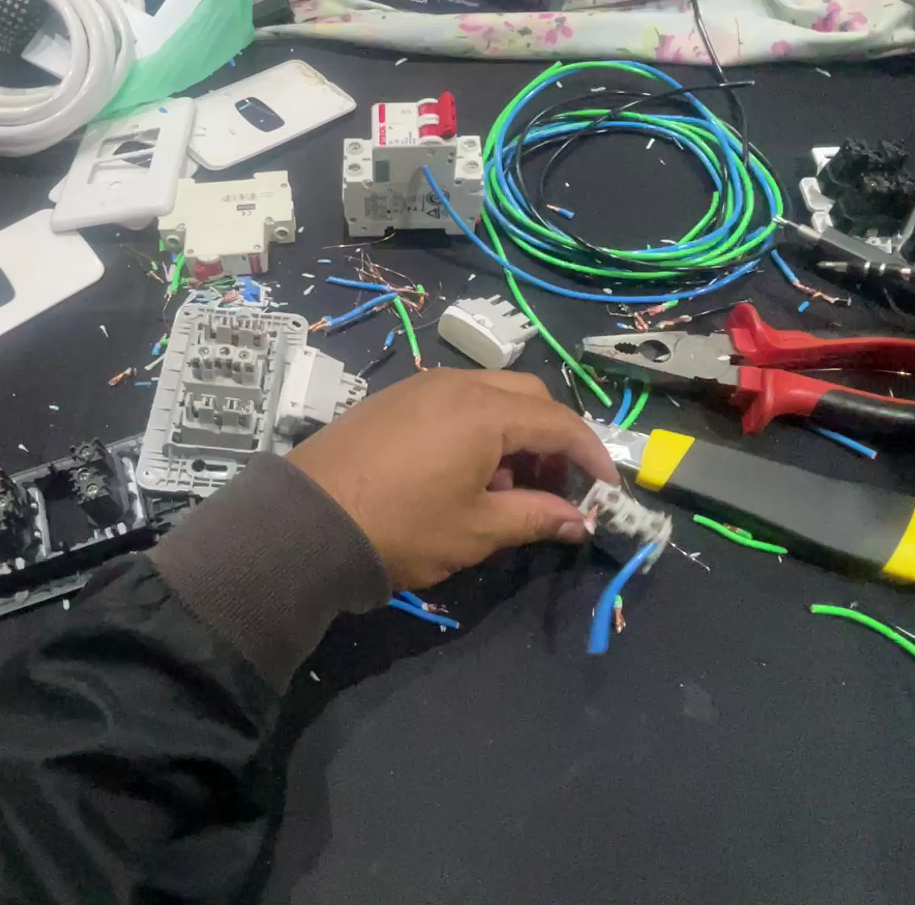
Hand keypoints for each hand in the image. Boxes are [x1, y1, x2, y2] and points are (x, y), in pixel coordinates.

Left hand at [285, 369, 617, 588]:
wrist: (307, 522)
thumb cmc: (401, 526)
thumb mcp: (477, 530)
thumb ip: (536, 517)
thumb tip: (579, 520)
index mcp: (484, 410)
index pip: (559, 421)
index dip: (591, 454)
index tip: (607, 489)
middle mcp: (455, 384)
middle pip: (526, 396)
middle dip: (552, 438)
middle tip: (554, 487)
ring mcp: (419, 386)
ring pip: (488, 395)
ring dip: (513, 432)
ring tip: (507, 486)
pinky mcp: (392, 399)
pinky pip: (453, 401)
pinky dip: (476, 428)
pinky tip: (464, 471)